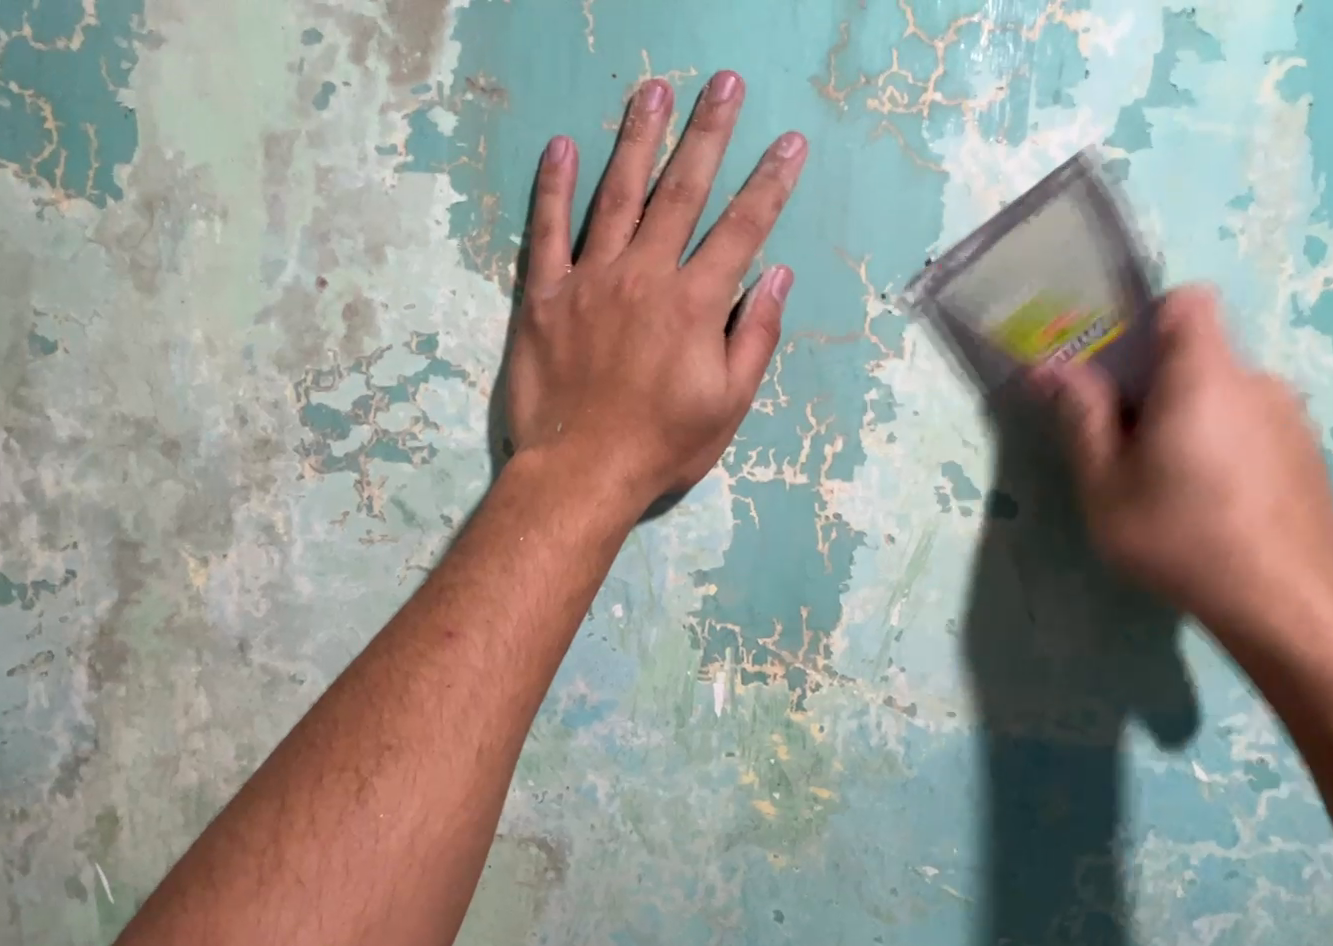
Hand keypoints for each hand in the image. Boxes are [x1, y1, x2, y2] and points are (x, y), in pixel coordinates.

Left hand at [505, 72, 807, 516]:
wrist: (580, 473)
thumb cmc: (661, 446)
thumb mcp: (728, 404)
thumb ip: (755, 337)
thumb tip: (778, 277)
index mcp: (695, 305)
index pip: (742, 229)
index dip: (769, 184)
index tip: (788, 144)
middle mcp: (644, 276)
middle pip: (681, 193)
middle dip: (707, 135)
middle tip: (722, 85)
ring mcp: (589, 281)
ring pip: (617, 197)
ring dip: (637, 141)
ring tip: (652, 93)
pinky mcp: (543, 297)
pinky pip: (547, 232)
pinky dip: (554, 189)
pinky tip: (562, 148)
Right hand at [1034, 287, 1332, 638]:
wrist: (1286, 602)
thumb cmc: (1178, 536)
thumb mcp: (1105, 483)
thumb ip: (1081, 417)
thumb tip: (1052, 368)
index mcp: (1203, 376)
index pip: (1185, 302)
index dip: (1144, 320)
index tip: (1112, 368)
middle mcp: (1256, 382)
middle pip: (1195, 356)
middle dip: (1150, 386)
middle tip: (1117, 445)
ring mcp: (1290, 418)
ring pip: (1220, 396)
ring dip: (1183, 420)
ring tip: (1160, 485)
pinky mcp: (1305, 453)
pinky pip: (1247, 426)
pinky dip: (1217, 446)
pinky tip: (1204, 505)